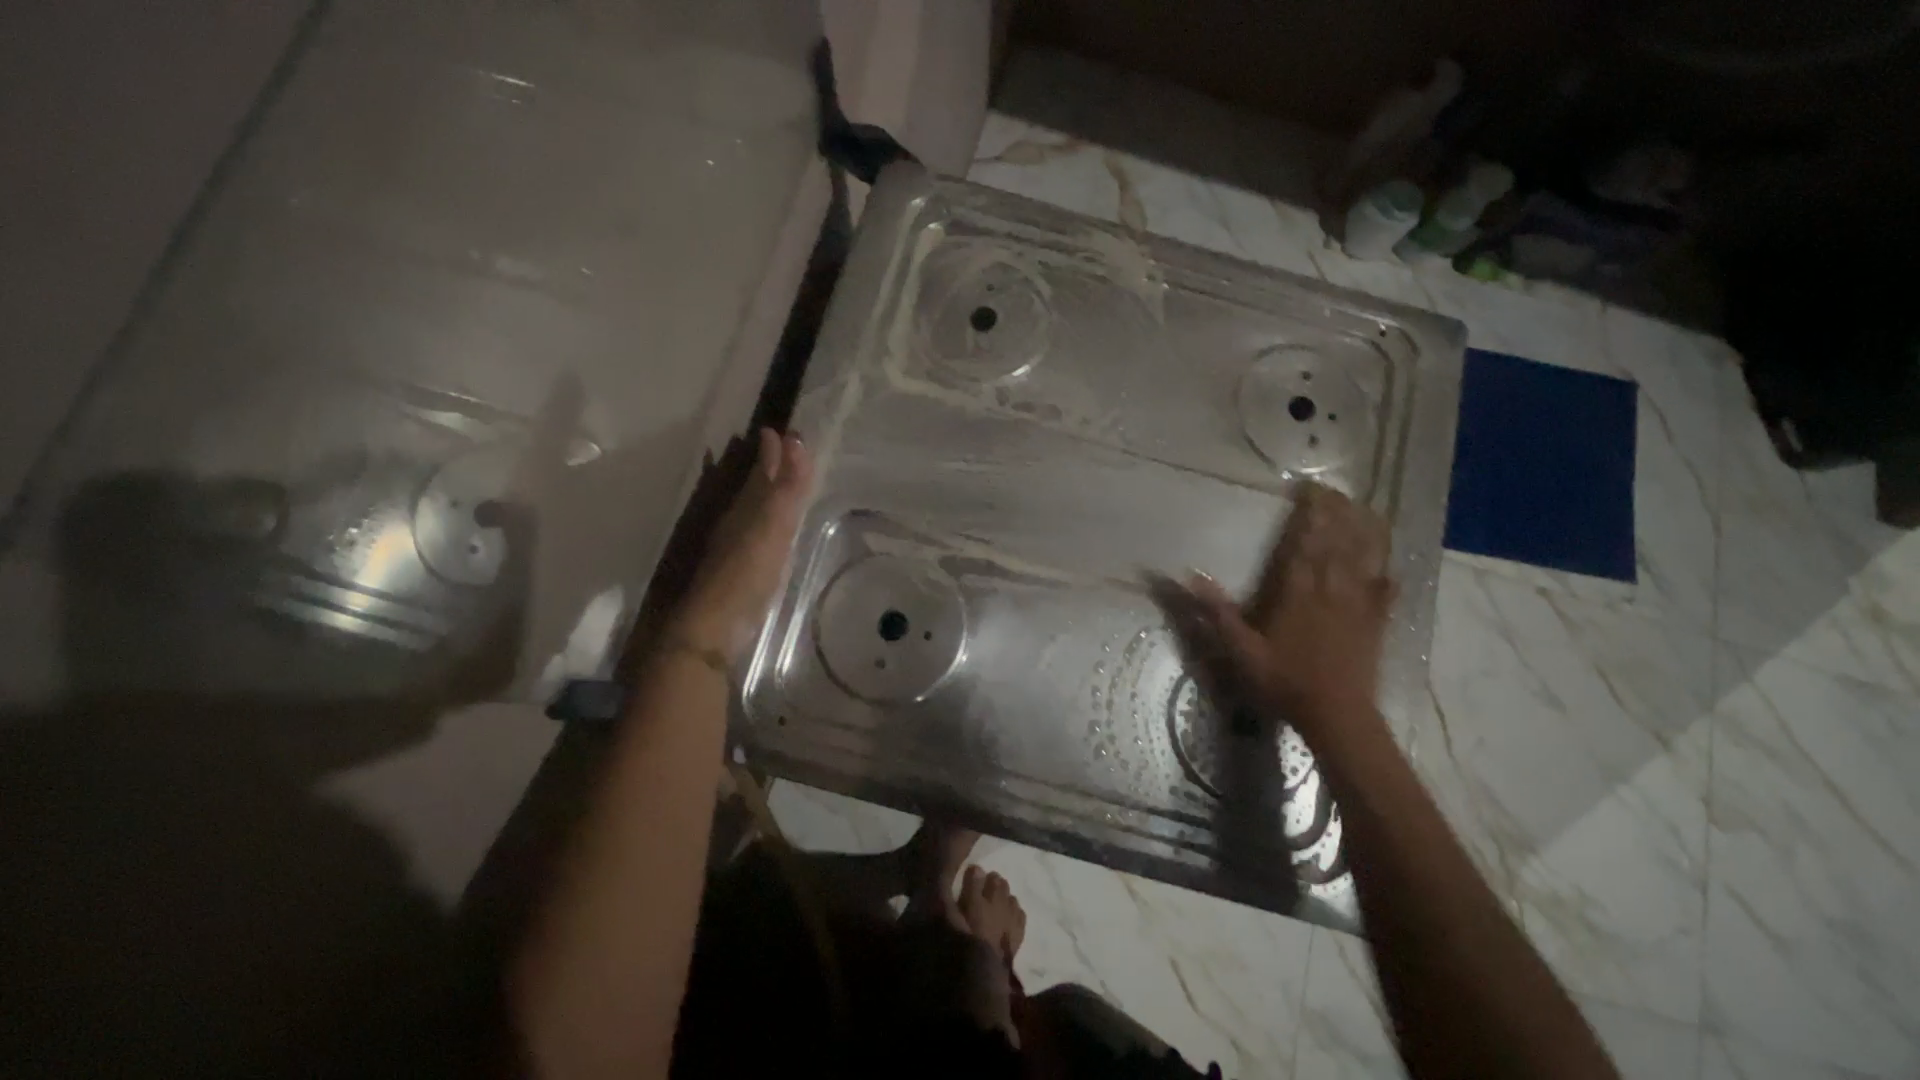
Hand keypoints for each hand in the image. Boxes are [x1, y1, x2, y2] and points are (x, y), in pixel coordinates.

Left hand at [672, 428, 813, 661]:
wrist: (711, 630)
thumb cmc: (745, 576)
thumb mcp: (772, 528)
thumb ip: (786, 489)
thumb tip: (793, 438)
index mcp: (744, 507)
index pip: (763, 470)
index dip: (776, 452)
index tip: (788, 431)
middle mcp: (735, 522)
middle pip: (753, 486)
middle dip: (767, 466)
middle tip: (784, 445)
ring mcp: (732, 548)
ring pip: (747, 508)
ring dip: (759, 490)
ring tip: (771, 474)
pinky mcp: (734, 574)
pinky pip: (747, 533)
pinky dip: (755, 521)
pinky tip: (758, 528)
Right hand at [1185, 482, 1396, 738]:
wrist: (1336, 714)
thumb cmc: (1284, 681)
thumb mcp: (1241, 650)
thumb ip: (1218, 612)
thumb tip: (1192, 575)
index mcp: (1297, 591)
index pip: (1305, 542)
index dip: (1309, 513)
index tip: (1309, 489)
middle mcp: (1331, 589)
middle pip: (1337, 542)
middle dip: (1337, 513)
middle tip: (1335, 491)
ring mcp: (1358, 606)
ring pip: (1365, 559)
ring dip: (1365, 533)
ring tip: (1366, 511)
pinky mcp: (1375, 625)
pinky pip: (1384, 594)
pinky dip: (1386, 577)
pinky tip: (1390, 569)